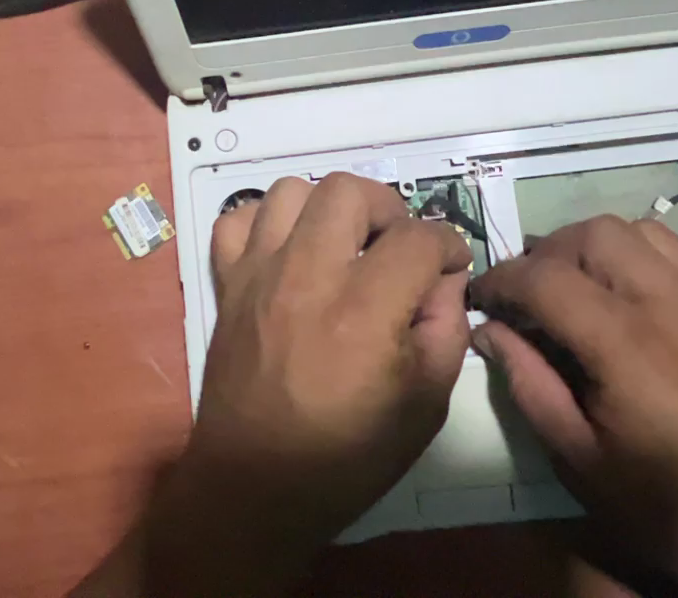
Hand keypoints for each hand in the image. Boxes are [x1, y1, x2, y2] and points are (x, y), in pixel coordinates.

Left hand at [75, 173, 471, 596]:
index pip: (417, 238)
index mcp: (364, 312)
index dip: (448, 244)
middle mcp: (307, 276)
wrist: (255, 487)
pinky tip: (288, 252)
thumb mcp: (426, 406)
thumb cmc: (348, 456)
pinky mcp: (227, 283)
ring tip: (343, 244)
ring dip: (327, 207)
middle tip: (396, 247)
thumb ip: (447, 328)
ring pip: (291, 190)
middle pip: (349, 189)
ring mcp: (259, 274)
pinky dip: (266, 223)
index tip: (451, 265)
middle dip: (387, 208)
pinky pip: (237, 220)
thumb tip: (443, 278)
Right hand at [469, 215, 677, 595]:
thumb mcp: (580, 461)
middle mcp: (669, 306)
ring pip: (632, 230)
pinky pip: (671, 248)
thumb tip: (487, 330)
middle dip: (544, 255)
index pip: (545, 279)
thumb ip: (529, 385)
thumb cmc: (670, 509)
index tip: (479, 299)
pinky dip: (631, 252)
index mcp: (628, 349)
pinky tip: (621, 295)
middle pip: (590, 236)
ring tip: (572, 288)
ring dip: (588, 247)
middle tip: (526, 298)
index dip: (500, 281)